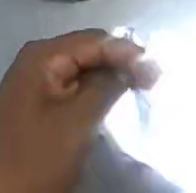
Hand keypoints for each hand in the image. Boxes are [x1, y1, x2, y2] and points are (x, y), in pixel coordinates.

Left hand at [0, 30, 153, 192]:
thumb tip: (137, 63)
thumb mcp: (76, 122)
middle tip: (155, 81)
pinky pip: (72, 89)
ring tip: (142, 91)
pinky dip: (95, 94)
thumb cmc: (36, 156)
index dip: (126, 51)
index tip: (159, 70)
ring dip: (109, 79)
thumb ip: (106, 87)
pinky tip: (114, 105)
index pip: (92, 40)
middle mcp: (37, 60)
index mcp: (42, 54)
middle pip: (86, 52)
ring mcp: (36, 83)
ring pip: (81, 71)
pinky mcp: (38, 106)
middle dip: (120, 63)